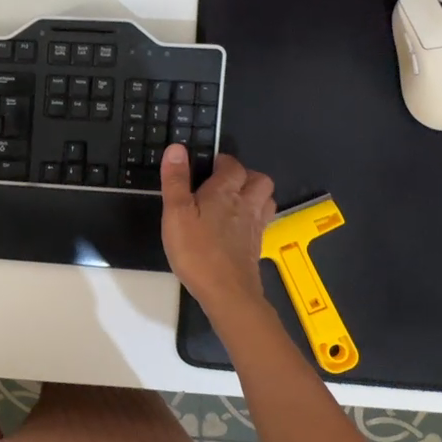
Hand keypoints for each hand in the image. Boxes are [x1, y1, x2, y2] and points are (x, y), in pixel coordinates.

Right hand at [159, 144, 276, 321]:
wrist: (227, 293)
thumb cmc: (196, 250)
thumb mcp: (175, 213)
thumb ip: (176, 180)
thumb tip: (177, 148)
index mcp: (225, 192)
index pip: (231, 165)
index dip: (219, 161)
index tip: (204, 166)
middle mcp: (246, 204)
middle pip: (258, 179)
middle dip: (243, 175)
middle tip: (221, 182)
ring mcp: (255, 226)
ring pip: (266, 198)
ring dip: (253, 193)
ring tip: (232, 199)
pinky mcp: (256, 244)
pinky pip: (262, 219)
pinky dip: (252, 214)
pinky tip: (236, 224)